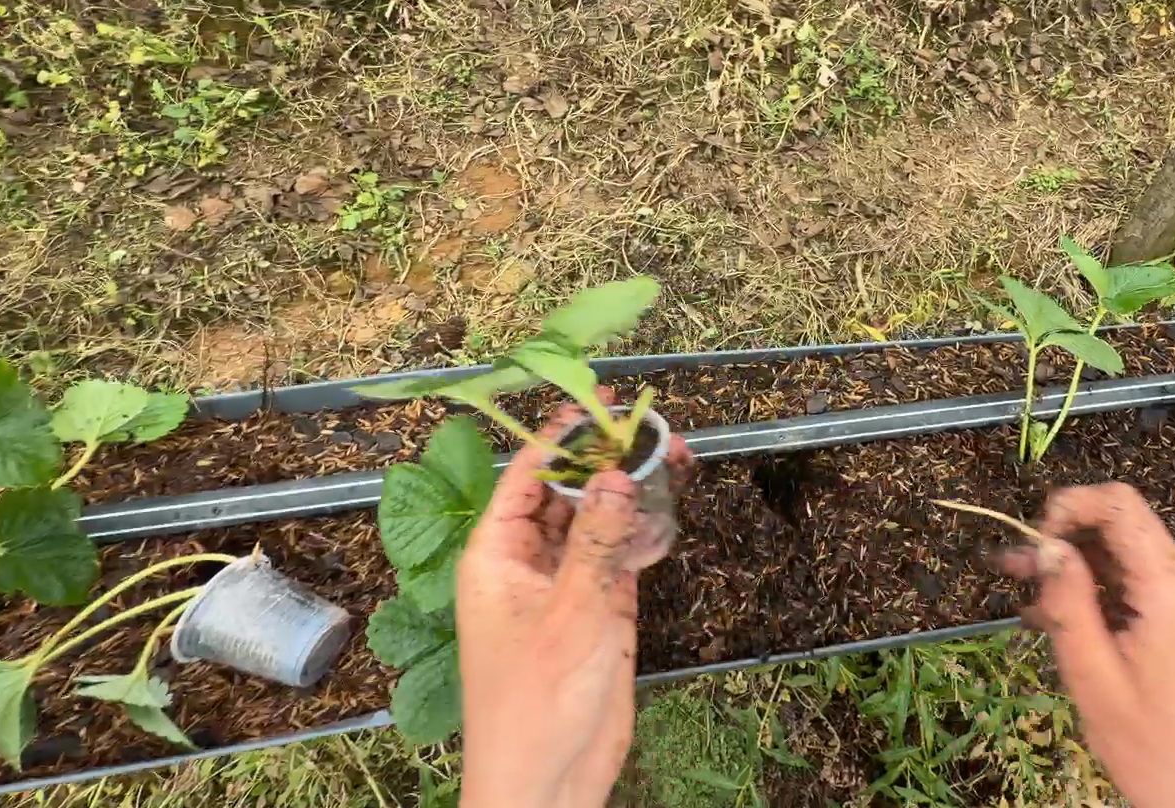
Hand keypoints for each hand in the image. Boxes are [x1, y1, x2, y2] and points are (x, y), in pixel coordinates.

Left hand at [456, 396, 691, 807]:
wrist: (551, 785)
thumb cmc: (536, 703)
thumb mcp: (568, 616)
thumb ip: (594, 543)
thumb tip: (616, 474)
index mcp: (499, 554)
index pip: (527, 477)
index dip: (560, 438)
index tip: (599, 405)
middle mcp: (532, 558)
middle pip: (571, 491)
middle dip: (609, 461)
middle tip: (655, 434)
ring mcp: (570, 580)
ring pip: (602, 517)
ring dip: (634, 493)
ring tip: (676, 462)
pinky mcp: (601, 601)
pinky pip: (622, 550)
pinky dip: (644, 533)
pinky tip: (667, 519)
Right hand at [1001, 483, 1174, 807]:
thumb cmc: (1160, 756)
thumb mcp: (1094, 681)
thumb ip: (1067, 603)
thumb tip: (1048, 547)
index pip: (1118, 504)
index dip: (1069, 505)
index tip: (1036, 541)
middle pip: (1123, 532)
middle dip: (1067, 547)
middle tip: (1015, 574)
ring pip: (1136, 560)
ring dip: (1086, 575)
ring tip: (1039, 609)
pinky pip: (1157, 587)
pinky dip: (1116, 596)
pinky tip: (1083, 627)